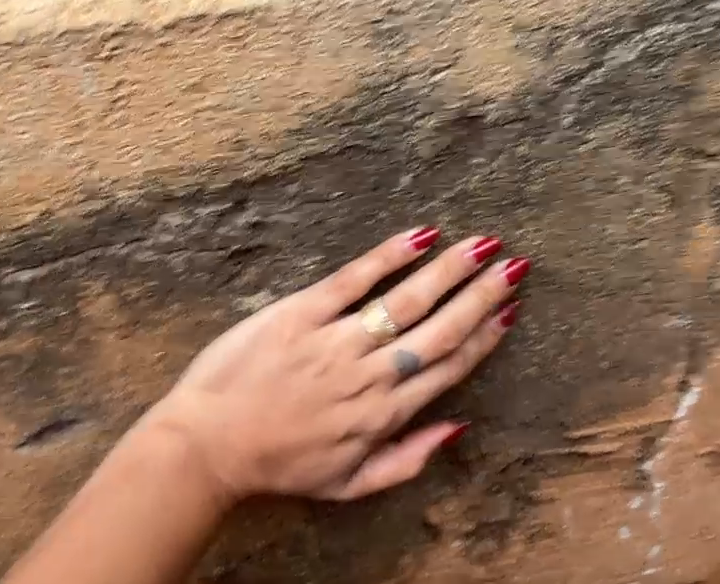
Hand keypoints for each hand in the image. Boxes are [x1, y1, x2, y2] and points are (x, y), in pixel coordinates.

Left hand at [136, 229, 526, 503]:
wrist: (207, 447)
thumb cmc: (279, 465)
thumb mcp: (348, 484)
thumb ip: (407, 459)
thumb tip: (458, 426)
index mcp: (383, 415)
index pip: (448, 367)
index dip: (484, 337)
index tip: (509, 310)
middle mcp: (369, 375)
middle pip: (439, 329)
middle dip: (481, 296)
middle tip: (513, 266)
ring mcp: (337, 340)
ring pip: (407, 301)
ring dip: (450, 271)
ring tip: (481, 245)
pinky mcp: (302, 313)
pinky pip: (354, 280)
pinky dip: (389, 256)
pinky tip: (420, 235)